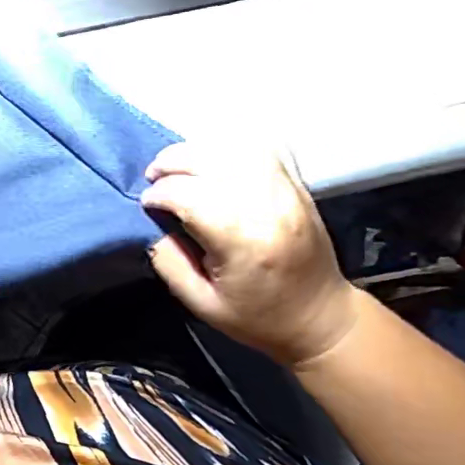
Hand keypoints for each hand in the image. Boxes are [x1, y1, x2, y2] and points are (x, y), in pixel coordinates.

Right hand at [142, 141, 361, 367]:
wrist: (318, 316)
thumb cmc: (257, 317)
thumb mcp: (201, 303)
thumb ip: (170, 262)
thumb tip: (155, 224)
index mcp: (242, 241)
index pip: (188, 195)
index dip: (159, 195)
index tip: (147, 204)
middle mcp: (266, 206)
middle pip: (210, 161)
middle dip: (173, 163)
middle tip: (155, 177)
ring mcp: (286, 190)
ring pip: (235, 147)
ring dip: (199, 150)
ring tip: (180, 165)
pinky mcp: (296, 184)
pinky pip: (262, 148)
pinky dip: (232, 147)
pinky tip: (215, 161)